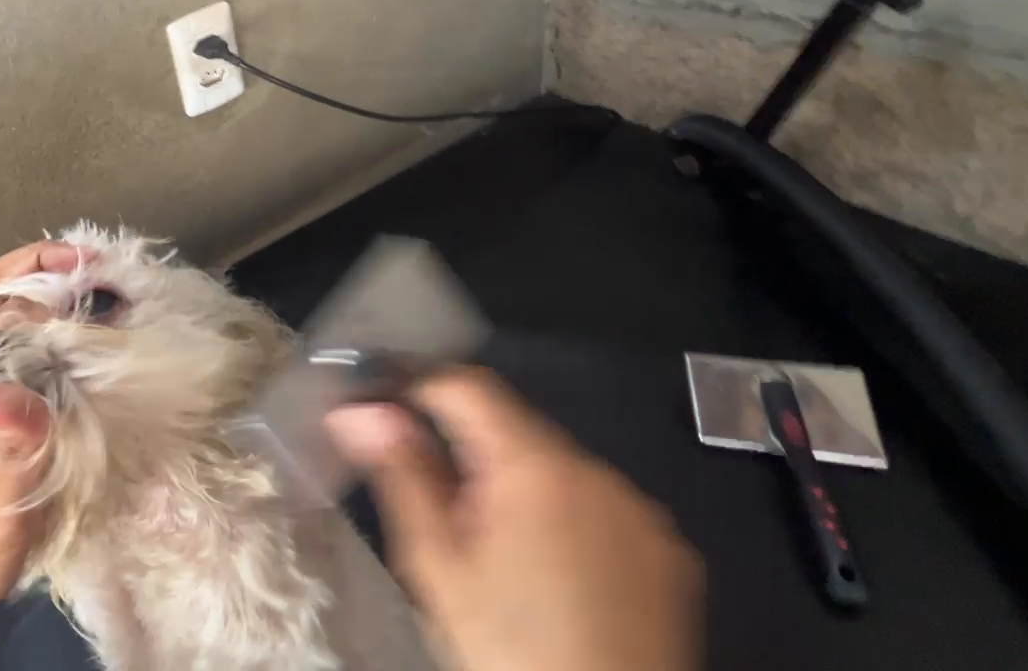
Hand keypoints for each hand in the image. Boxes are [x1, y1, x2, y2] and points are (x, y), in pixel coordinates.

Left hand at [0, 241, 82, 670]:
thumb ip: (11, 451)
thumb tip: (22, 390)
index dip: (41, 289)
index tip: (91, 285)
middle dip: (37, 266)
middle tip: (92, 265)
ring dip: (41, 292)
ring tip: (93, 291)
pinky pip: (8, 346)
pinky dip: (43, 325)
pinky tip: (77, 340)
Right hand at [327, 369, 702, 670]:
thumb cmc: (505, 650)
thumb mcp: (435, 564)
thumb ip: (400, 473)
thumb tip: (358, 411)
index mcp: (534, 468)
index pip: (466, 386)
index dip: (418, 384)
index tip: (383, 405)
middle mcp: (596, 472)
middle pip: (512, 425)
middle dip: (467, 446)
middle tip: (439, 507)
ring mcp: (640, 512)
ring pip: (555, 464)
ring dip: (515, 480)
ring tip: (497, 551)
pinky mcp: (669, 550)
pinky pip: (597, 502)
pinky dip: (562, 512)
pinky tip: (550, 570)